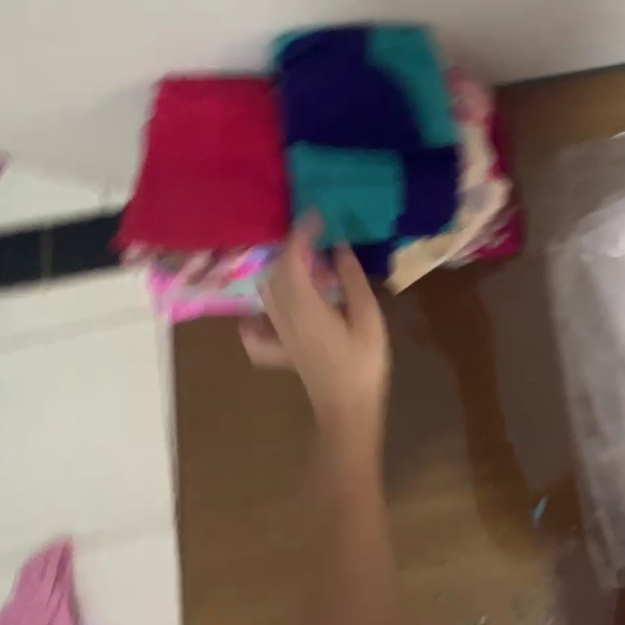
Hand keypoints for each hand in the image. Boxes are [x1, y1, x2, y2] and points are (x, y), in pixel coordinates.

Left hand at [240, 220, 390, 450]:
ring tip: (302, 260)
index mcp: (305, 307)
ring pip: (266, 294)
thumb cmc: (364, 362)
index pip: (293, 261)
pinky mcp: (280, 350)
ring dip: (279, 271)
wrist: (348, 409)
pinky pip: (257, 330)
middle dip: (291, 248)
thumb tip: (340, 248)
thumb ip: (351, 280)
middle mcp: (283, 317)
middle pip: (276, 275)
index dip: (301, 235)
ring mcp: (278, 335)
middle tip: (315, 232)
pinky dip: (257, 316)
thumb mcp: (367, 317)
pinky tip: (264, 314)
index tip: (316, 215)